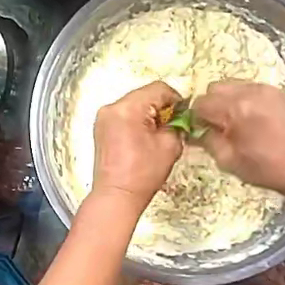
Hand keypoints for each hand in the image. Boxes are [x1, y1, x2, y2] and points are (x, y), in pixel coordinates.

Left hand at [91, 81, 183, 210]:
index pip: (158, 89)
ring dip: (148, 115)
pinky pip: (123, 116)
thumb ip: (177, 124)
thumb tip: (179, 116)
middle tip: (173, 126)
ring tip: (158, 135)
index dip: (176, 100)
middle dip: (161, 108)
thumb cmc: (142, 173)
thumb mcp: (170, 145)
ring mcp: (103, 118)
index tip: (184, 114)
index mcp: (128, 108)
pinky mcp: (101, 129)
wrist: (117, 195)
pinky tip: (144, 139)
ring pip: (134, 105)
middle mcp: (111, 108)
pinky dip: (136, 122)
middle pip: (144, 95)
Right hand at [192, 80, 284, 194]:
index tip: (198, 131)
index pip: (200, 103)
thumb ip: (206, 140)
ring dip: (225, 101)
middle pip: (214, 88)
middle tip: (215, 127)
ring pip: (231, 85)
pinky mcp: (277, 93)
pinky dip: (241, 100)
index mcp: (236, 109)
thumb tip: (195, 131)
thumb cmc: (267, 169)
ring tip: (232, 123)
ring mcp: (266, 90)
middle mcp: (250, 92)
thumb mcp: (227, 160)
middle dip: (209, 106)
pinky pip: (248, 88)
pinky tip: (247, 119)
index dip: (195, 118)